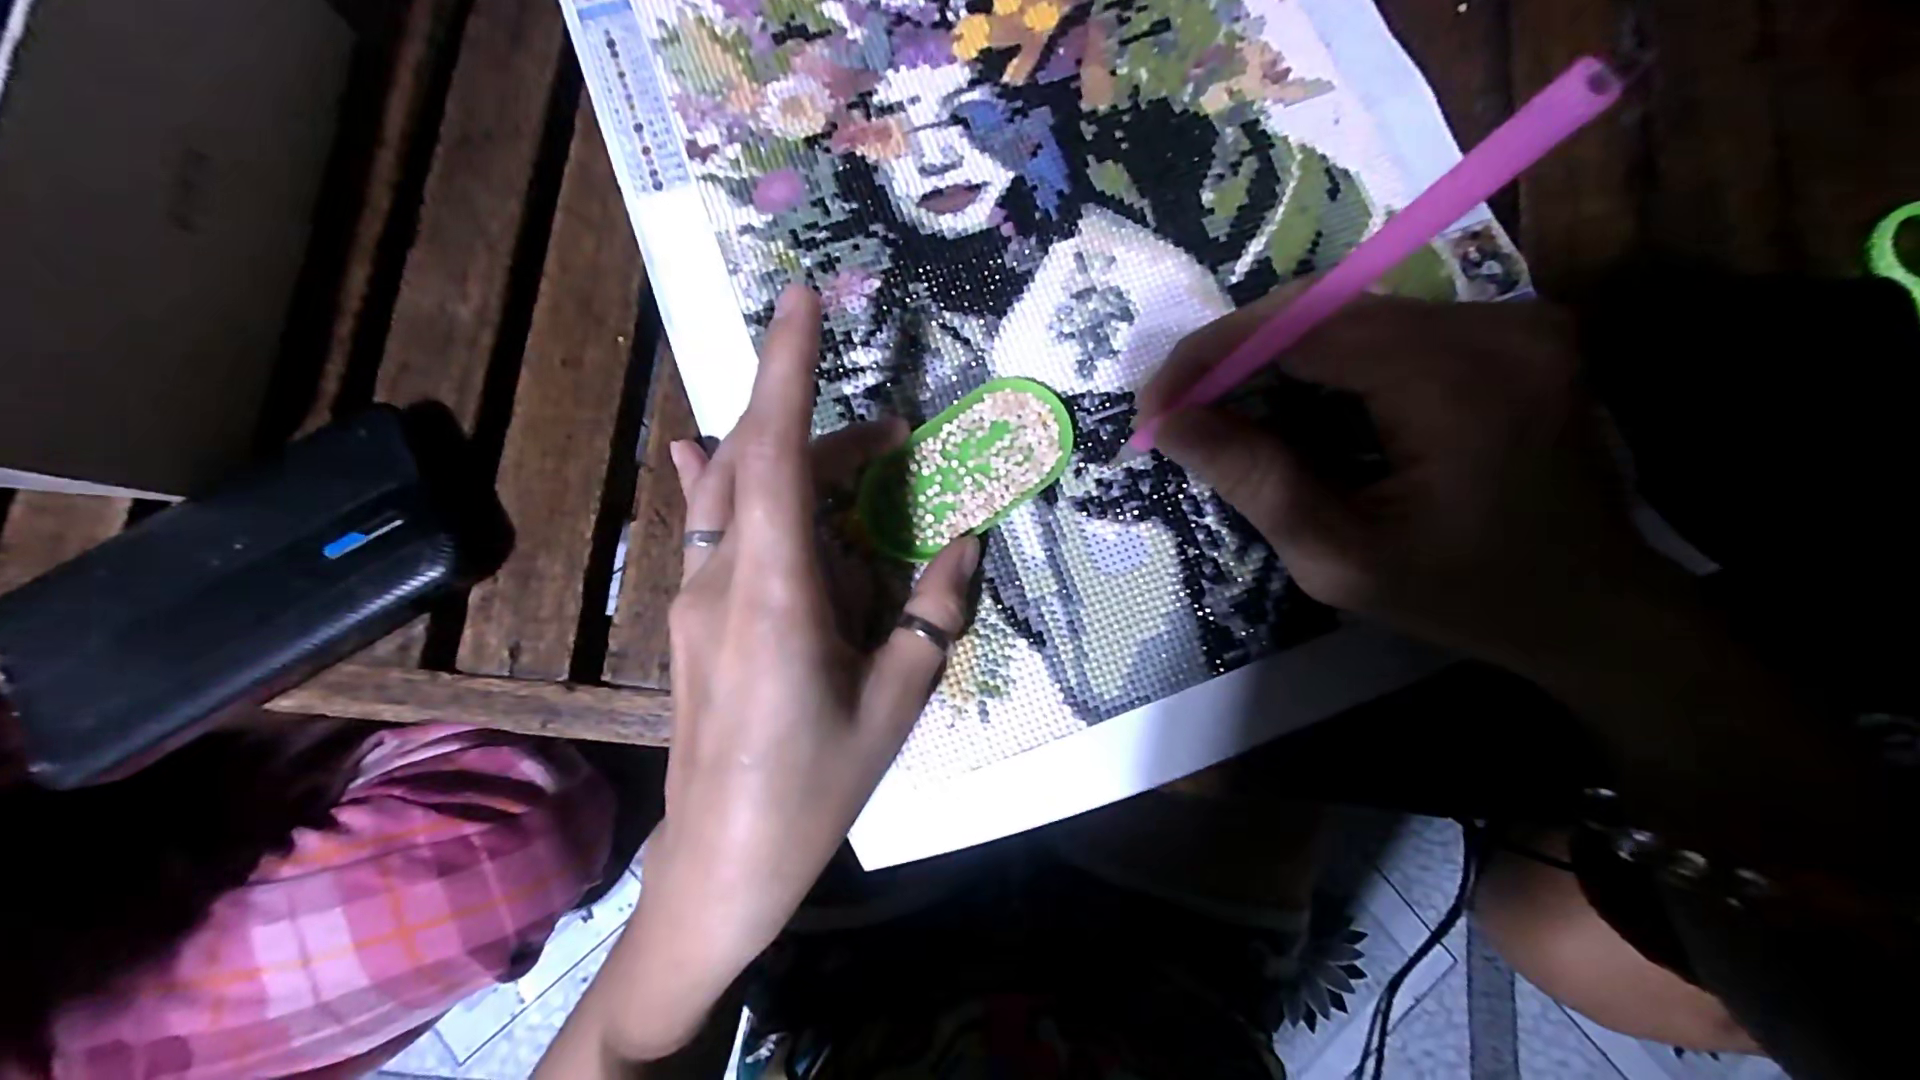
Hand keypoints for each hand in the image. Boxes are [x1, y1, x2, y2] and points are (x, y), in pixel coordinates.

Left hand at [544, 286, 978, 1069]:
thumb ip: (931, 615)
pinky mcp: (692, 617)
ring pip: (733, 493)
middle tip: (896, 436)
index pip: (771, 453)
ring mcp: (695, 597)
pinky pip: (709, 528)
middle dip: (822, 426)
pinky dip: (722, 482)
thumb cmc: (814, 788)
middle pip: (758, 463)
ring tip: (856, 467)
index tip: (800, 301)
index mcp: (774, 595)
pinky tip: (701, 451)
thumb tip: (964, 544)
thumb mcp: (894, 705)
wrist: (718, 861)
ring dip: (789, 461)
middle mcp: (721, 579)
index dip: (786, 369)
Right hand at [1139, 289, 1658, 671]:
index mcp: (1460, 382)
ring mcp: (1507, 319)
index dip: (1212, 355)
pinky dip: (1313, 357)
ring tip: (1216, 407)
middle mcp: (1493, 324)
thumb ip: (1254, 481)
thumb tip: (1169, 423)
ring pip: (1345, 308)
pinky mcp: (1502, 330)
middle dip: (1231, 352)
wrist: (1593, 608)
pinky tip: (1284, 400)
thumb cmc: (1463, 597)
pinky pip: (1379, 325)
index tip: (1153, 407)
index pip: (1304, 327)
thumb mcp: (1339, 559)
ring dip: (1267, 353)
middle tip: (1175, 409)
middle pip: (1322, 305)